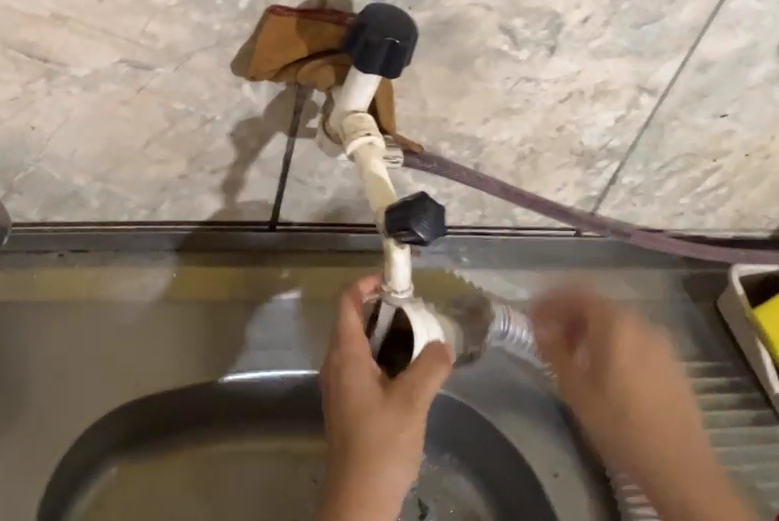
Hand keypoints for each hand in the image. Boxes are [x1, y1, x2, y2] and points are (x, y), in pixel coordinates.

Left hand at [317, 275, 453, 520]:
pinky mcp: (346, 405)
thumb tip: (443, 344)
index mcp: (345, 355)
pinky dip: (381, 359)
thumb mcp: (413, 402)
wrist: (358, 498)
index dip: (365, 284)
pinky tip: (408, 375)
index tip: (392, 280)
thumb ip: (430, 366)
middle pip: (351, 321)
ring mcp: (338, 386)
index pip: (346, 302)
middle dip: (381, 310)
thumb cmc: (381, 444)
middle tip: (415, 311)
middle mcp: (335, 364)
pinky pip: (360, 367)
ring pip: (357, 346)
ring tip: (417, 340)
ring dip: (383, 336)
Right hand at [532, 286, 752, 520]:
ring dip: (590, 333)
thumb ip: (553, 350)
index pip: (574, 294)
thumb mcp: (574, 388)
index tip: (531, 319)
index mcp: (614, 322)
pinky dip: (613, 345)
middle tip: (549, 339)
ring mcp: (661, 343)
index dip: (549, 302)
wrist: (679, 465)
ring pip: (617, 325)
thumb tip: (540, 329)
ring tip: (575, 359)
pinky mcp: (672, 364)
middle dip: (569, 318)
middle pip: (597, 307)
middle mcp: (640, 323)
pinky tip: (605, 373)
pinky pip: (634, 341)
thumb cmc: (619, 422)